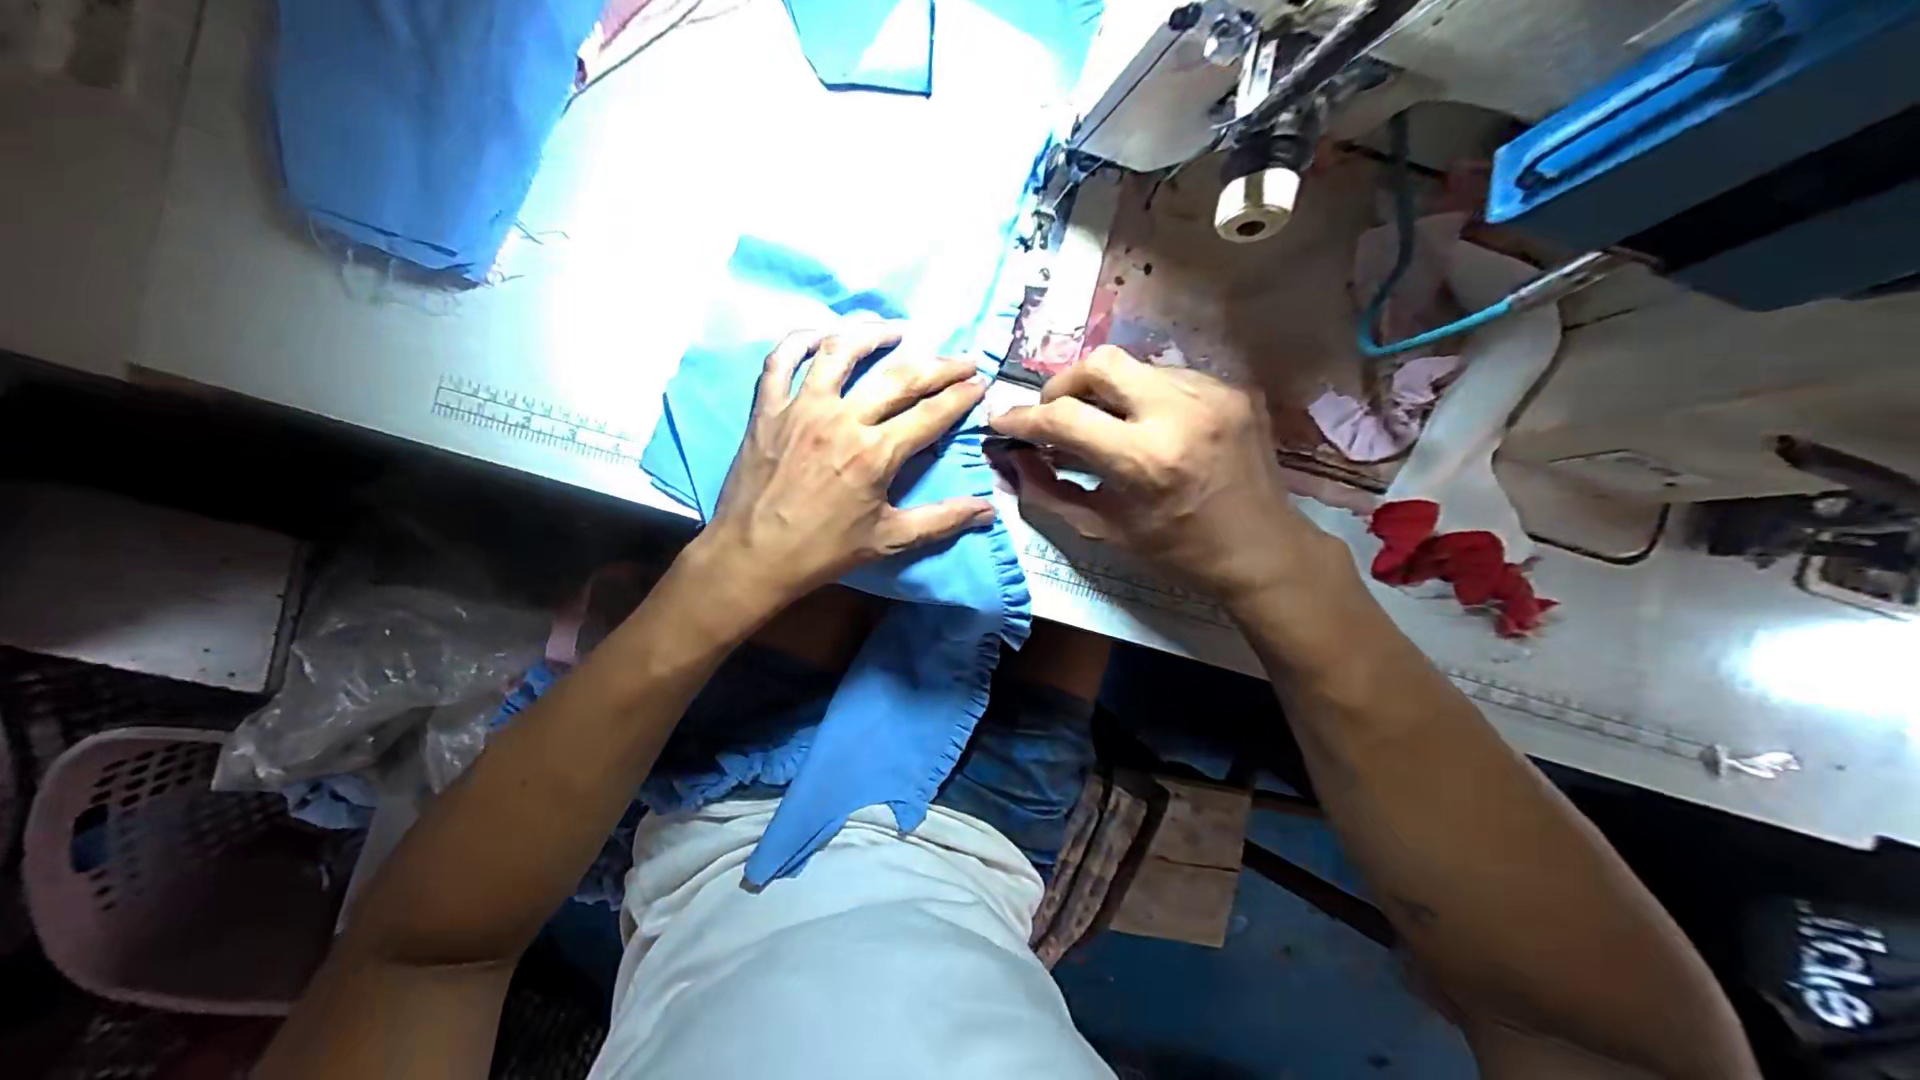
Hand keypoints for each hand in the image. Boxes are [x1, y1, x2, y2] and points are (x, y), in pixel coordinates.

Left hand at [688, 324, 993, 616]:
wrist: (753, 556)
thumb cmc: (823, 551)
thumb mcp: (889, 539)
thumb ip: (941, 521)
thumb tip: (988, 511)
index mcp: (875, 454)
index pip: (931, 414)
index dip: (960, 396)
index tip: (979, 383)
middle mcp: (841, 420)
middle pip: (898, 377)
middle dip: (938, 365)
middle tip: (960, 359)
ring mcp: (801, 408)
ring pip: (840, 352)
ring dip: (872, 335)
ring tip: (894, 330)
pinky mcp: (767, 409)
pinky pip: (781, 361)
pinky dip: (800, 341)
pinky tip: (821, 335)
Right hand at [990, 346, 1341, 600]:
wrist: (1262, 549)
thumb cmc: (1177, 550)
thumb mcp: (1105, 529)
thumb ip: (1050, 492)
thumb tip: (1014, 458)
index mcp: (1145, 459)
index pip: (1065, 417)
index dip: (1023, 417)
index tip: (1003, 422)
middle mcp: (1179, 412)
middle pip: (1099, 362)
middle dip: (1063, 384)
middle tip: (1054, 414)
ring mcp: (1212, 393)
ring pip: (1135, 365)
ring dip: (1107, 391)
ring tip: (1105, 424)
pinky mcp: (1233, 389)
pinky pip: (1169, 375)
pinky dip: (1144, 396)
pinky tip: (1148, 425)